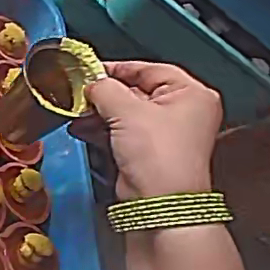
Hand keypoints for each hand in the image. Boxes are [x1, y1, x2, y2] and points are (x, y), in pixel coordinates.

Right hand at [83, 61, 220, 198]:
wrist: (158, 201)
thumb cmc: (158, 155)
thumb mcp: (128, 111)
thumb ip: (106, 89)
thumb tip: (92, 82)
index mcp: (191, 94)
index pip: (151, 69)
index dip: (120, 69)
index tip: (93, 70)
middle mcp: (182, 111)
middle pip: (137, 91)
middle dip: (106, 94)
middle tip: (81, 91)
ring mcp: (164, 133)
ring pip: (126, 113)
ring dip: (100, 112)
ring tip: (78, 111)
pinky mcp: (147, 152)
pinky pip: (122, 132)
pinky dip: (102, 128)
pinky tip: (82, 127)